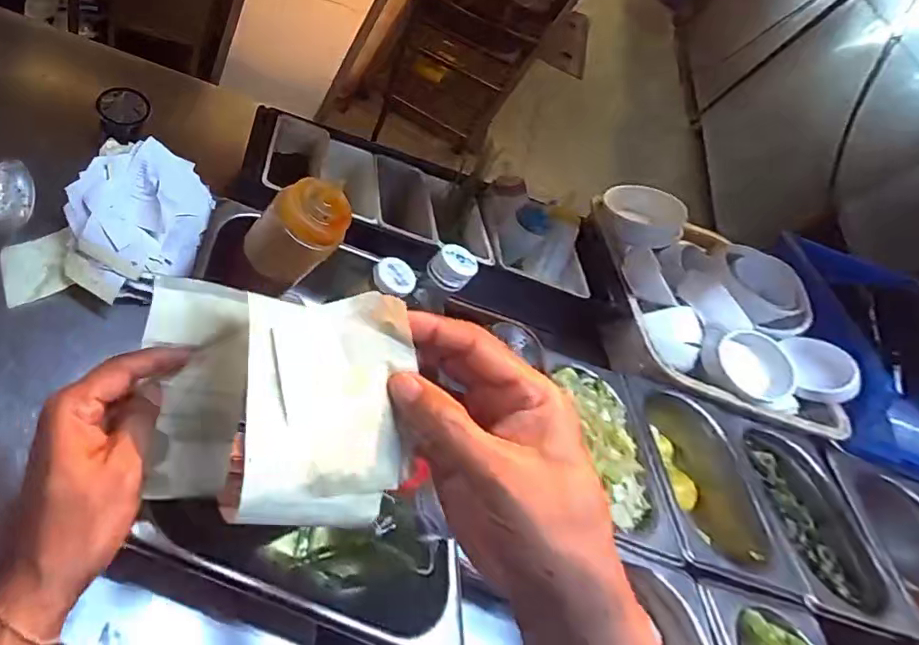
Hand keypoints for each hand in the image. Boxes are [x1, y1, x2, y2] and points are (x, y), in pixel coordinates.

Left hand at [0, 347, 191, 639]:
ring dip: (139, 393)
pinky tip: (150, 414)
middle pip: (112, 379)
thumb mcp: (123, 470)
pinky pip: (103, 418)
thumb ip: (140, 421)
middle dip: (148, 371)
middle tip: (187, 362)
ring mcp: (62, 427)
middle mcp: (62, 407)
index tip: (188, 352)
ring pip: (108, 399)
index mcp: (71, 405)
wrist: (40, 576)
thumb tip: (152, 390)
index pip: (120, 369)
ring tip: (176, 381)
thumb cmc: (83, 523)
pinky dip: (127, 414)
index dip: (156, 358)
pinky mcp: (68, 446)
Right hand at [388, 314, 652, 644]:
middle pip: (449, 363)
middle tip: (367, 343)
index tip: (392, 320)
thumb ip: (447, 425)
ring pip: (431, 393)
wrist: (558, 600)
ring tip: (360, 373)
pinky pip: (421, 426)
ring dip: (400, 385)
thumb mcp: (501, 473)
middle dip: (411, 352)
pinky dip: (397, 419)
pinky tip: (370, 413)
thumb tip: (398, 379)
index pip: (475, 346)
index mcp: (526, 394)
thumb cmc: (549, 528)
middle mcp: (497, 402)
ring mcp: (473, 429)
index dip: (434, 329)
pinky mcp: (453, 456)